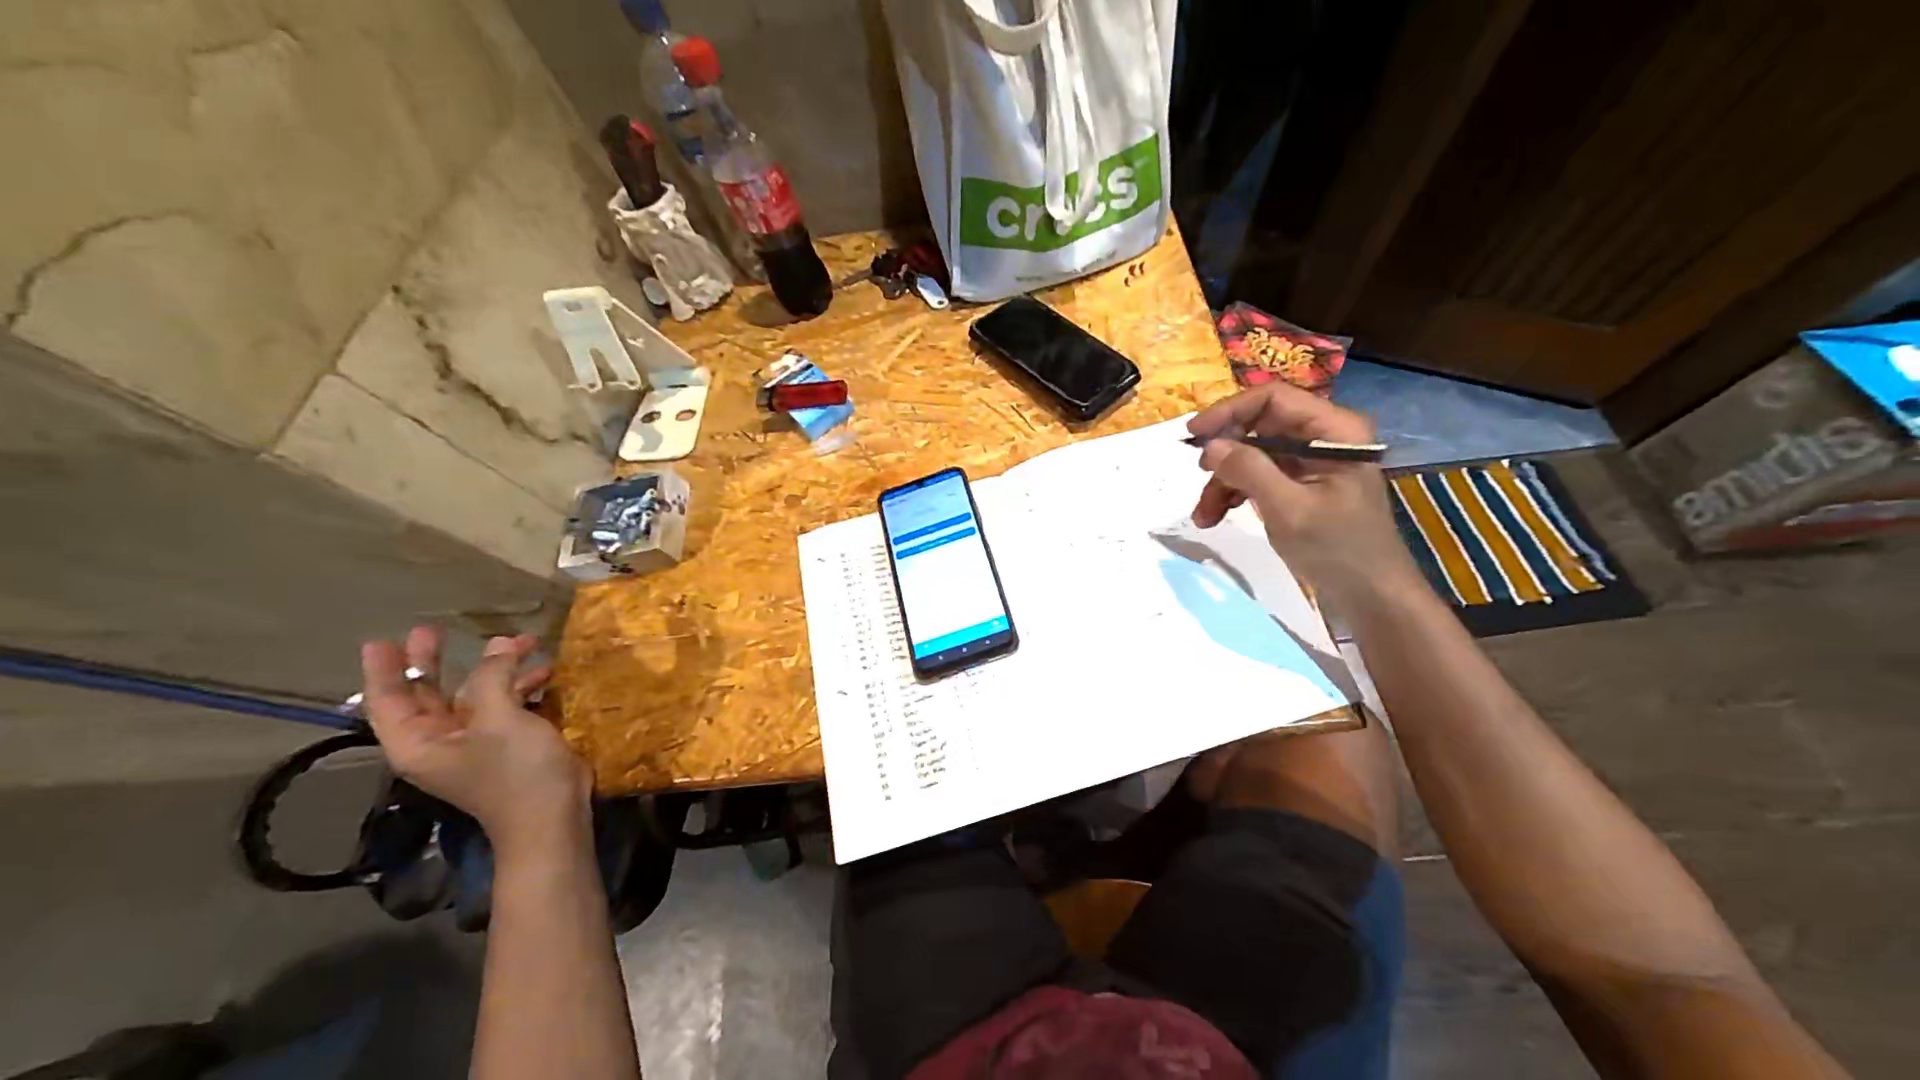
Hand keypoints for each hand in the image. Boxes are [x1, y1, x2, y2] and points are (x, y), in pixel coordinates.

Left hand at [359, 627, 588, 854]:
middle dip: (433, 663)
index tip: (381, 640)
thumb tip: (499, 644)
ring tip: (520, 641)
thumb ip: (494, 676)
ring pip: (473, 696)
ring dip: (495, 669)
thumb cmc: (515, 770)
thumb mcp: (500, 718)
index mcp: (419, 743)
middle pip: (427, 695)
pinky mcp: (506, 744)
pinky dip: (519, 686)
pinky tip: (544, 672)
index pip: (388, 701)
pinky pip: (503, 706)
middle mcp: (439, 742)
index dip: (383, 670)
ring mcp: (475, 744)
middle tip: (433, 630)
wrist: (553, 816)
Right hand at [1189, 383, 1422, 608]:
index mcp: (1335, 430)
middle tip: (1198, 477)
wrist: (1372, 595)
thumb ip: (1249, 470)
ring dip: (1223, 482)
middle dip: (1224, 455)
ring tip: (1203, 516)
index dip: (1229, 411)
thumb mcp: (1289, 509)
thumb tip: (1210, 445)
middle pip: (1258, 428)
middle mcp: (1323, 437)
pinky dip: (1234, 495)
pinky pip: (1258, 477)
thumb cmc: (1340, 549)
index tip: (1194, 432)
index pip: (1273, 399)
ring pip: (1252, 456)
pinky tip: (1215, 517)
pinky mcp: (1300, 486)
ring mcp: (1311, 463)